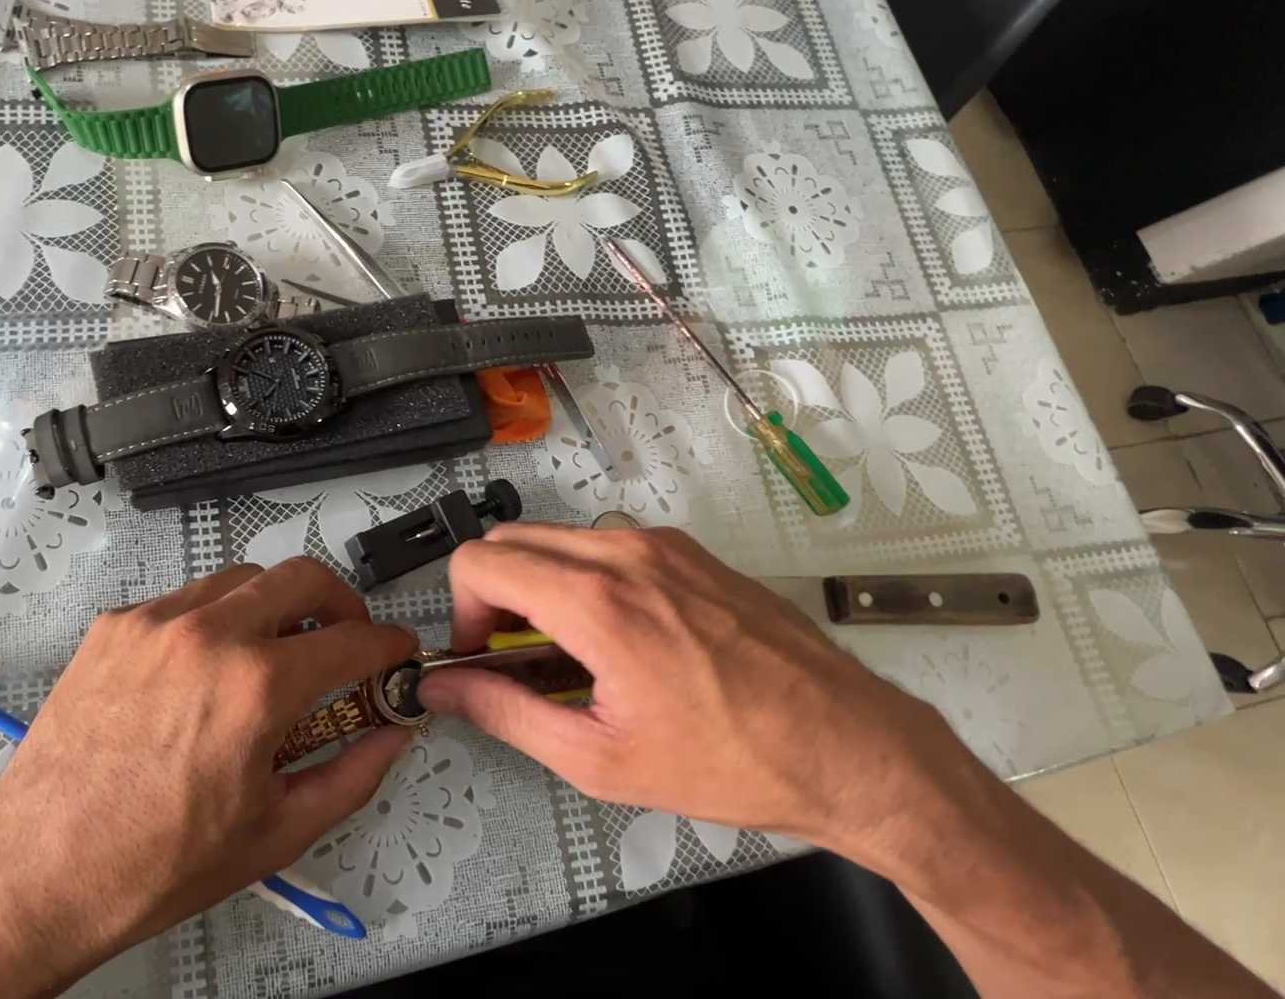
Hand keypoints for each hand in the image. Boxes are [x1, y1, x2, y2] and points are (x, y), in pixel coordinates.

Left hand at [0, 559, 414, 988]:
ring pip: (242, 578)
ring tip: (275, 651)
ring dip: (275, 604)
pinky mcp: (115, 627)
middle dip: (340, 600)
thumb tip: (389, 737)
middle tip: (345, 634)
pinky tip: (210, 665)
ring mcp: (154, 624)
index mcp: (253, 688)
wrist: (42, 868)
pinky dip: (216, 618)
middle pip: (301, 576)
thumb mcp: (276, 833)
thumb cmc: (149, 861)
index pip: (351, 638)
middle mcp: (205, 638)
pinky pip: (186, 598)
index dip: (387, 643)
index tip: (393, 650)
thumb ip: (351, 775)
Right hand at [416, 524, 980, 851]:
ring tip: (566, 653)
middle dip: (492, 594)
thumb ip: (502, 712)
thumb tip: (446, 688)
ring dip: (536, 585)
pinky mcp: (687, 552)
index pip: (478, 562)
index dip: (461, 611)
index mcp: (596, 602)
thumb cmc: (737, 759)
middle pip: (509, 540)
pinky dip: (581, 579)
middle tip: (512, 655)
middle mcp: (626, 556)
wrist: (852, 749)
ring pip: (554, 539)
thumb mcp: (597, 758)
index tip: (480, 653)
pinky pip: (603, 546)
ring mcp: (662, 547)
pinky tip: (611, 639)